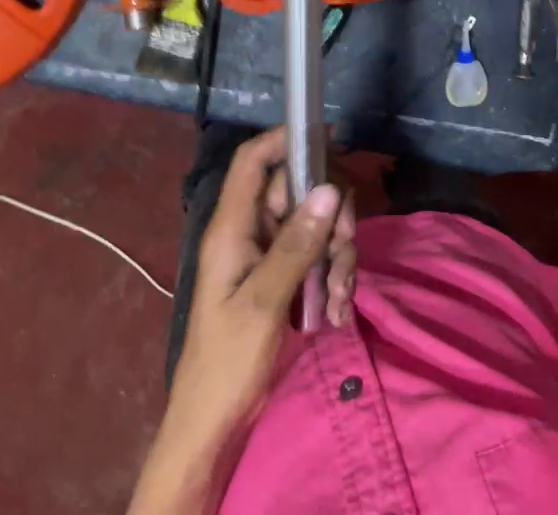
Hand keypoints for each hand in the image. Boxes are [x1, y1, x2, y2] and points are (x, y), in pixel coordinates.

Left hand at [132, 129, 356, 513]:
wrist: (215, 419)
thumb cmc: (228, 360)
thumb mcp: (265, 302)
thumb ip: (296, 244)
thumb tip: (329, 189)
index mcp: (232, 228)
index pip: (254, 161)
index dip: (285, 139)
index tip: (330, 138)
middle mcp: (251, 231)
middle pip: (301, 192)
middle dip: (331, 218)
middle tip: (342, 252)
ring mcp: (269, 254)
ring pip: (317, 225)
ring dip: (337, 256)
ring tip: (336, 300)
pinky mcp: (284, 276)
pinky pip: (319, 256)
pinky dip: (334, 277)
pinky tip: (335, 312)